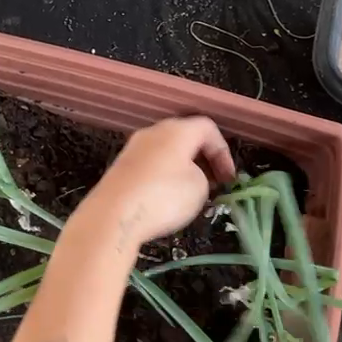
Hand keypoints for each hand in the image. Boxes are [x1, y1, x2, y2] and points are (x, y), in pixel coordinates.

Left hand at [77, 117, 235, 250]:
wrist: (112, 214)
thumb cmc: (163, 196)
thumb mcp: (199, 188)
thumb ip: (203, 176)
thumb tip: (193, 175)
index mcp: (178, 129)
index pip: (208, 128)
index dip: (223, 152)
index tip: (228, 179)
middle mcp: (154, 131)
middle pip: (186, 137)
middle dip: (204, 159)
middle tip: (214, 183)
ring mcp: (135, 147)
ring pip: (168, 151)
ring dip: (184, 168)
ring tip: (192, 194)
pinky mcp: (122, 166)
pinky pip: (151, 164)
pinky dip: (165, 175)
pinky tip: (166, 198)